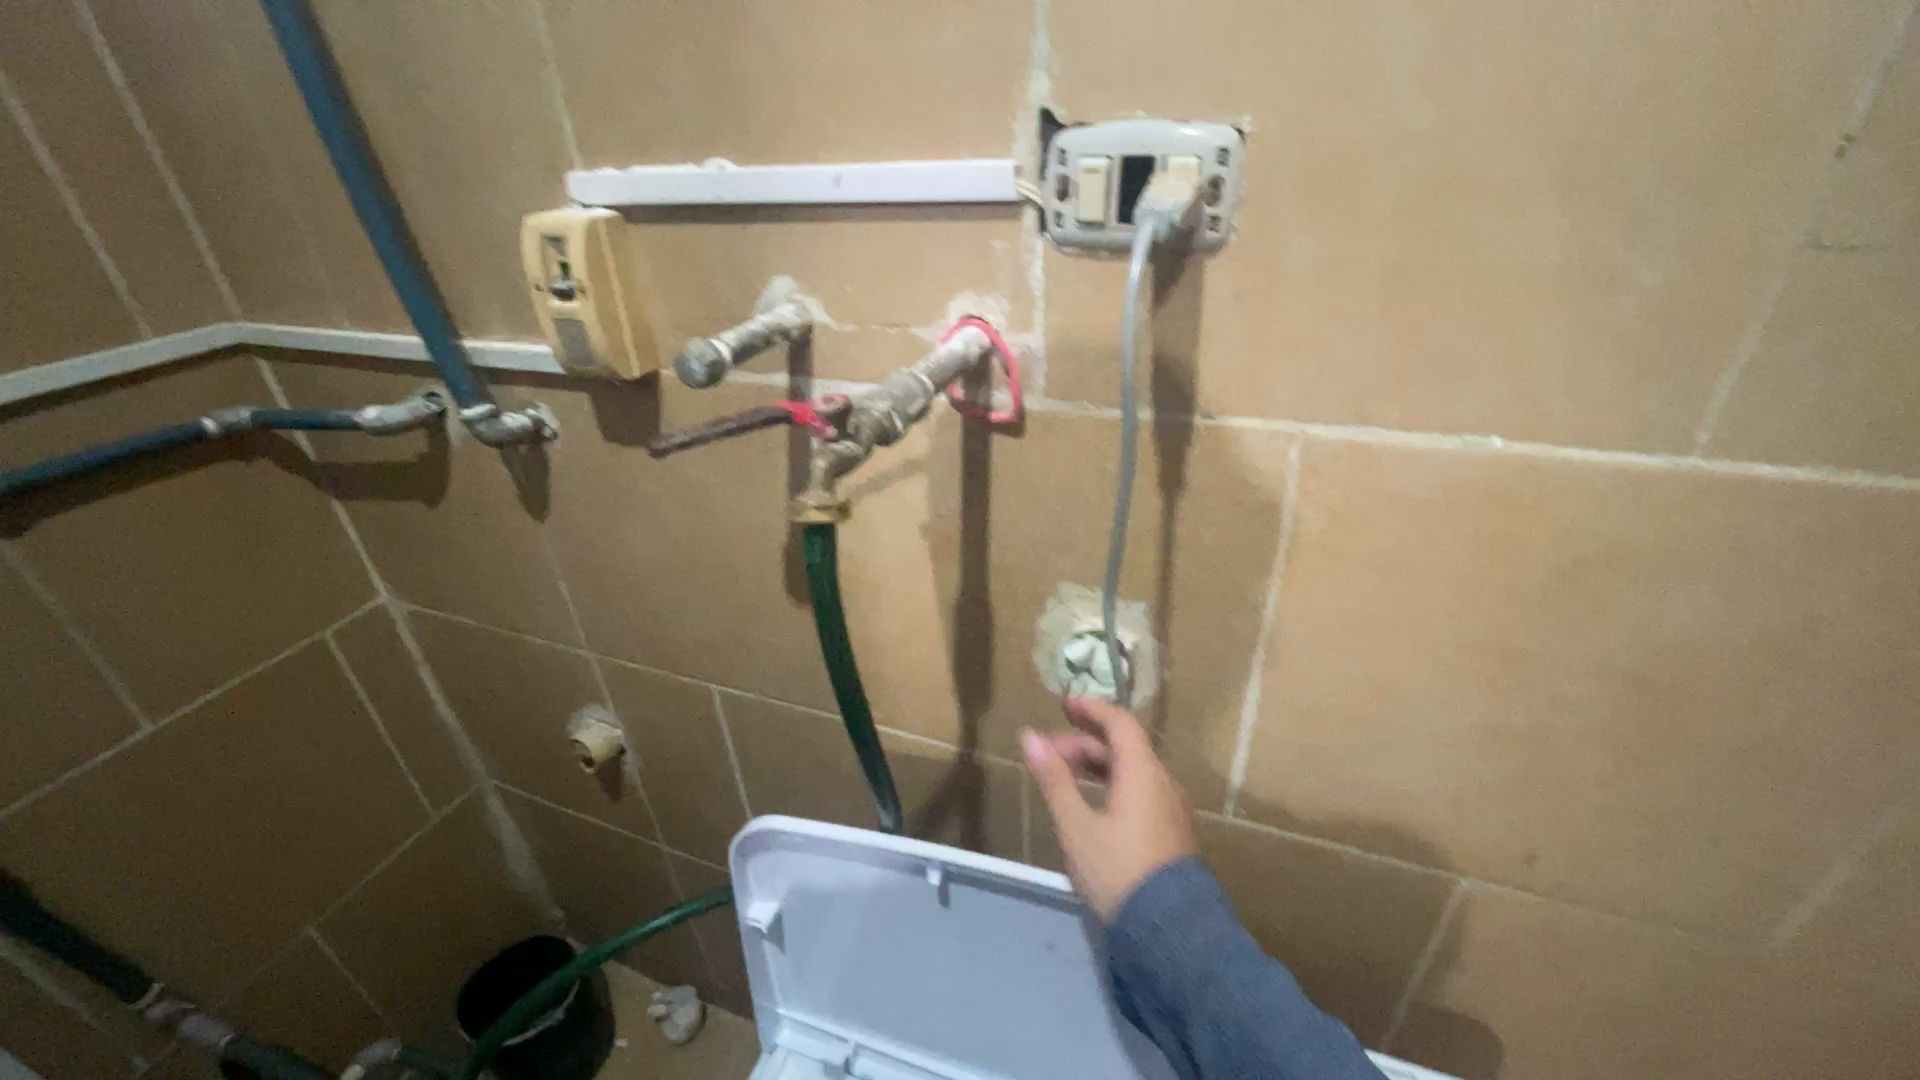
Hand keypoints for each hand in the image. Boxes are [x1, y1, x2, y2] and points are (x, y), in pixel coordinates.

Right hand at [1021, 696, 1196, 921]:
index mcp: (1142, 772)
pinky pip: (1140, 790)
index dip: (1091, 708)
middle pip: (1123, 747)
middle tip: (1048, 752)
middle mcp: (1162, 781)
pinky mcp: (1171, 831)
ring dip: (1096, 765)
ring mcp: (1170, 808)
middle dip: (1084, 742)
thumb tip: (1030, 736)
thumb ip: (1054, 778)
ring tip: (1063, 777)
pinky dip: (1112, 784)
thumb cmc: (1117, 870)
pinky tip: (1091, 804)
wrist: (1169, 929)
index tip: (1063, 704)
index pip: (1119, 722)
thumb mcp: (1076, 825)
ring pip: (1132, 770)